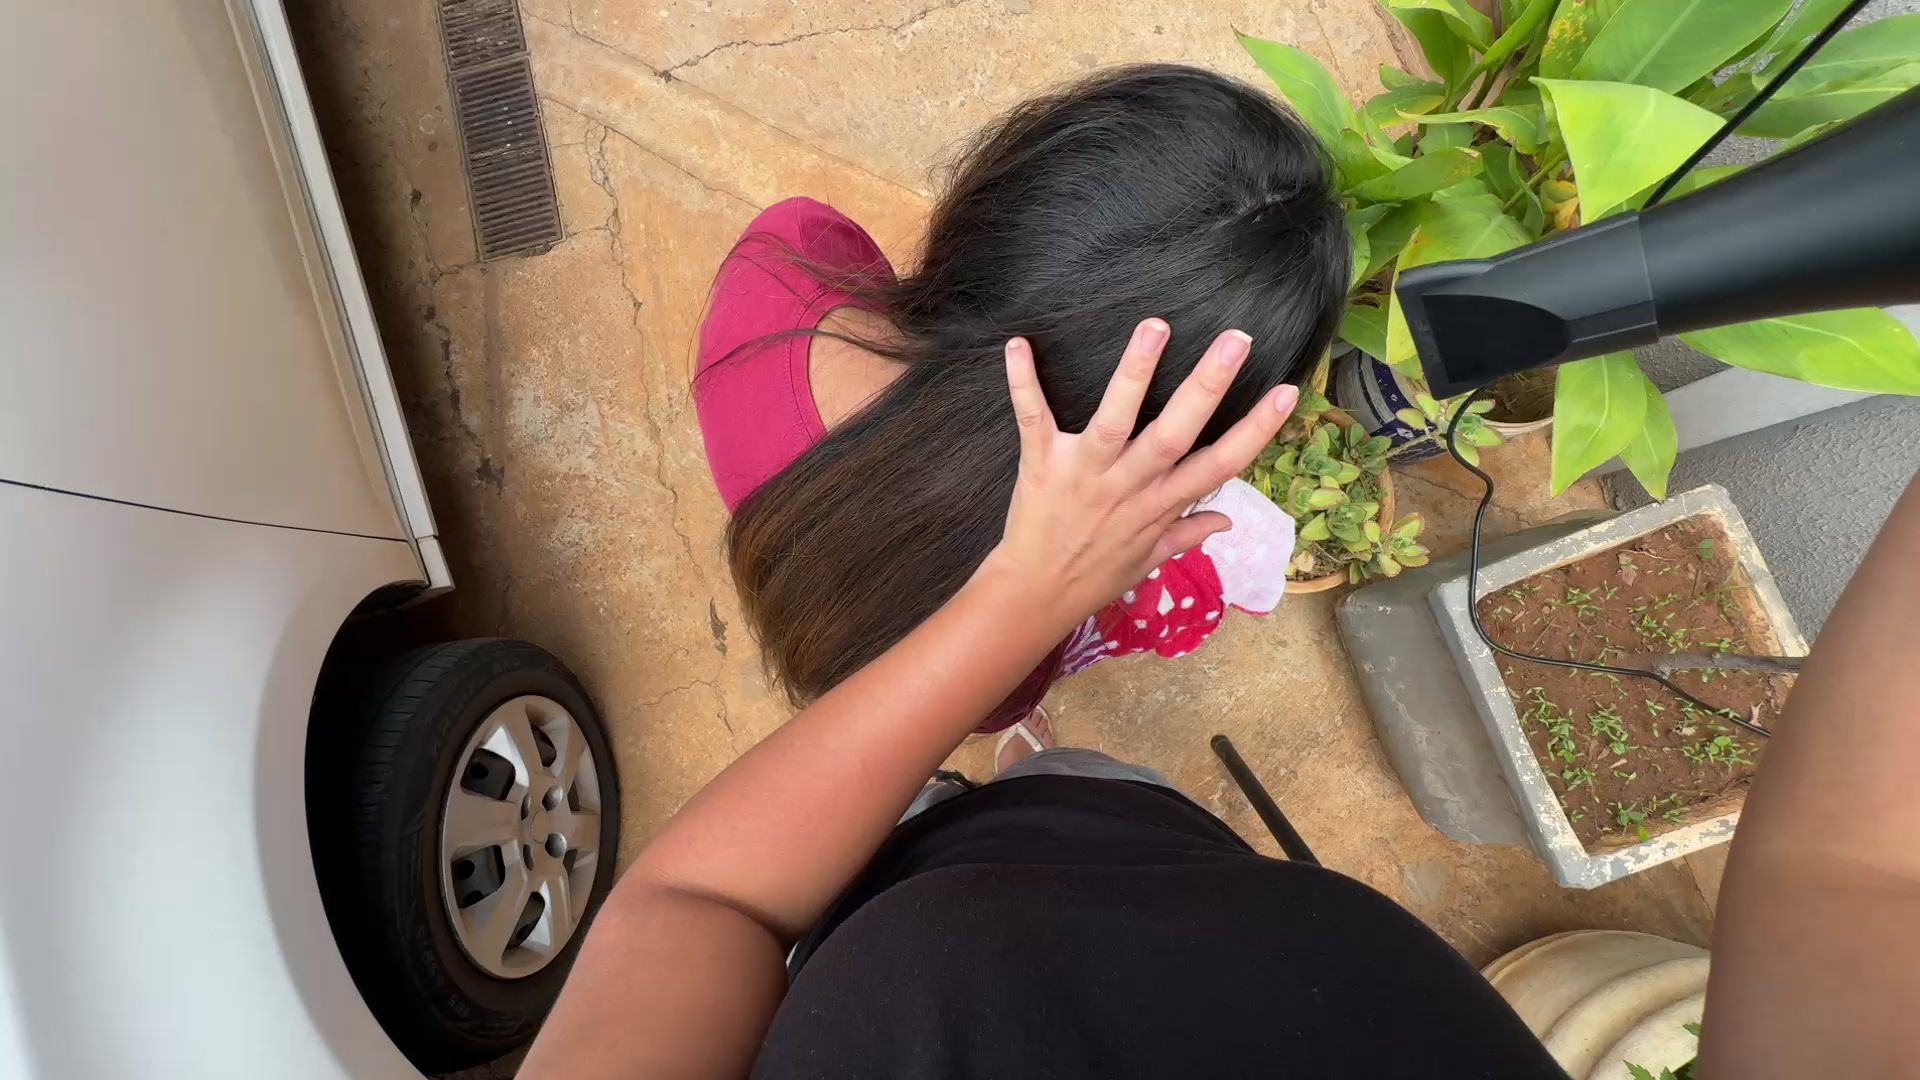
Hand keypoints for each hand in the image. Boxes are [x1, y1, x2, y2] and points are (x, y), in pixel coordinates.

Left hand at [976, 318, 1299, 634]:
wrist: (1034, 595)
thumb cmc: (1093, 577)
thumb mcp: (1148, 561)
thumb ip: (1186, 534)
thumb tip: (1228, 520)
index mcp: (1158, 505)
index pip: (1219, 466)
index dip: (1256, 431)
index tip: (1288, 392)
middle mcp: (1128, 485)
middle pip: (1175, 433)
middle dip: (1207, 386)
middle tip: (1235, 339)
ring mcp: (1084, 473)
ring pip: (1114, 419)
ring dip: (1134, 373)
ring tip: (1154, 327)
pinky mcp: (1041, 464)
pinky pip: (1033, 419)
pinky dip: (1024, 383)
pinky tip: (1018, 346)